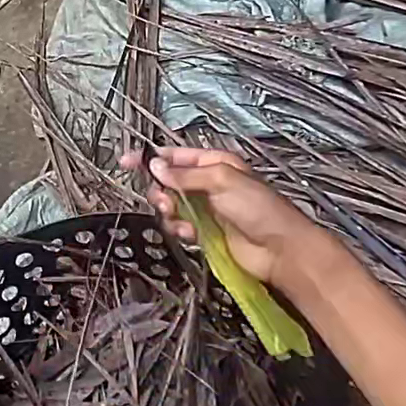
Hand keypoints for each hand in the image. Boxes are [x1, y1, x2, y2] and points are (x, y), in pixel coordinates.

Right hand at [121, 146, 324, 286]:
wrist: (279, 249)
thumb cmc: (259, 209)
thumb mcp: (221, 181)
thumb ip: (185, 175)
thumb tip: (156, 167)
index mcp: (215, 164)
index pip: (175, 156)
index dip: (151, 159)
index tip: (126, 163)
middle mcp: (208, 184)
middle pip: (169, 183)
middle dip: (161, 192)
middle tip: (164, 202)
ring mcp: (206, 209)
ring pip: (171, 206)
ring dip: (170, 213)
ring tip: (178, 219)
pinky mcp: (205, 231)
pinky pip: (180, 226)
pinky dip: (181, 230)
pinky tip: (191, 235)